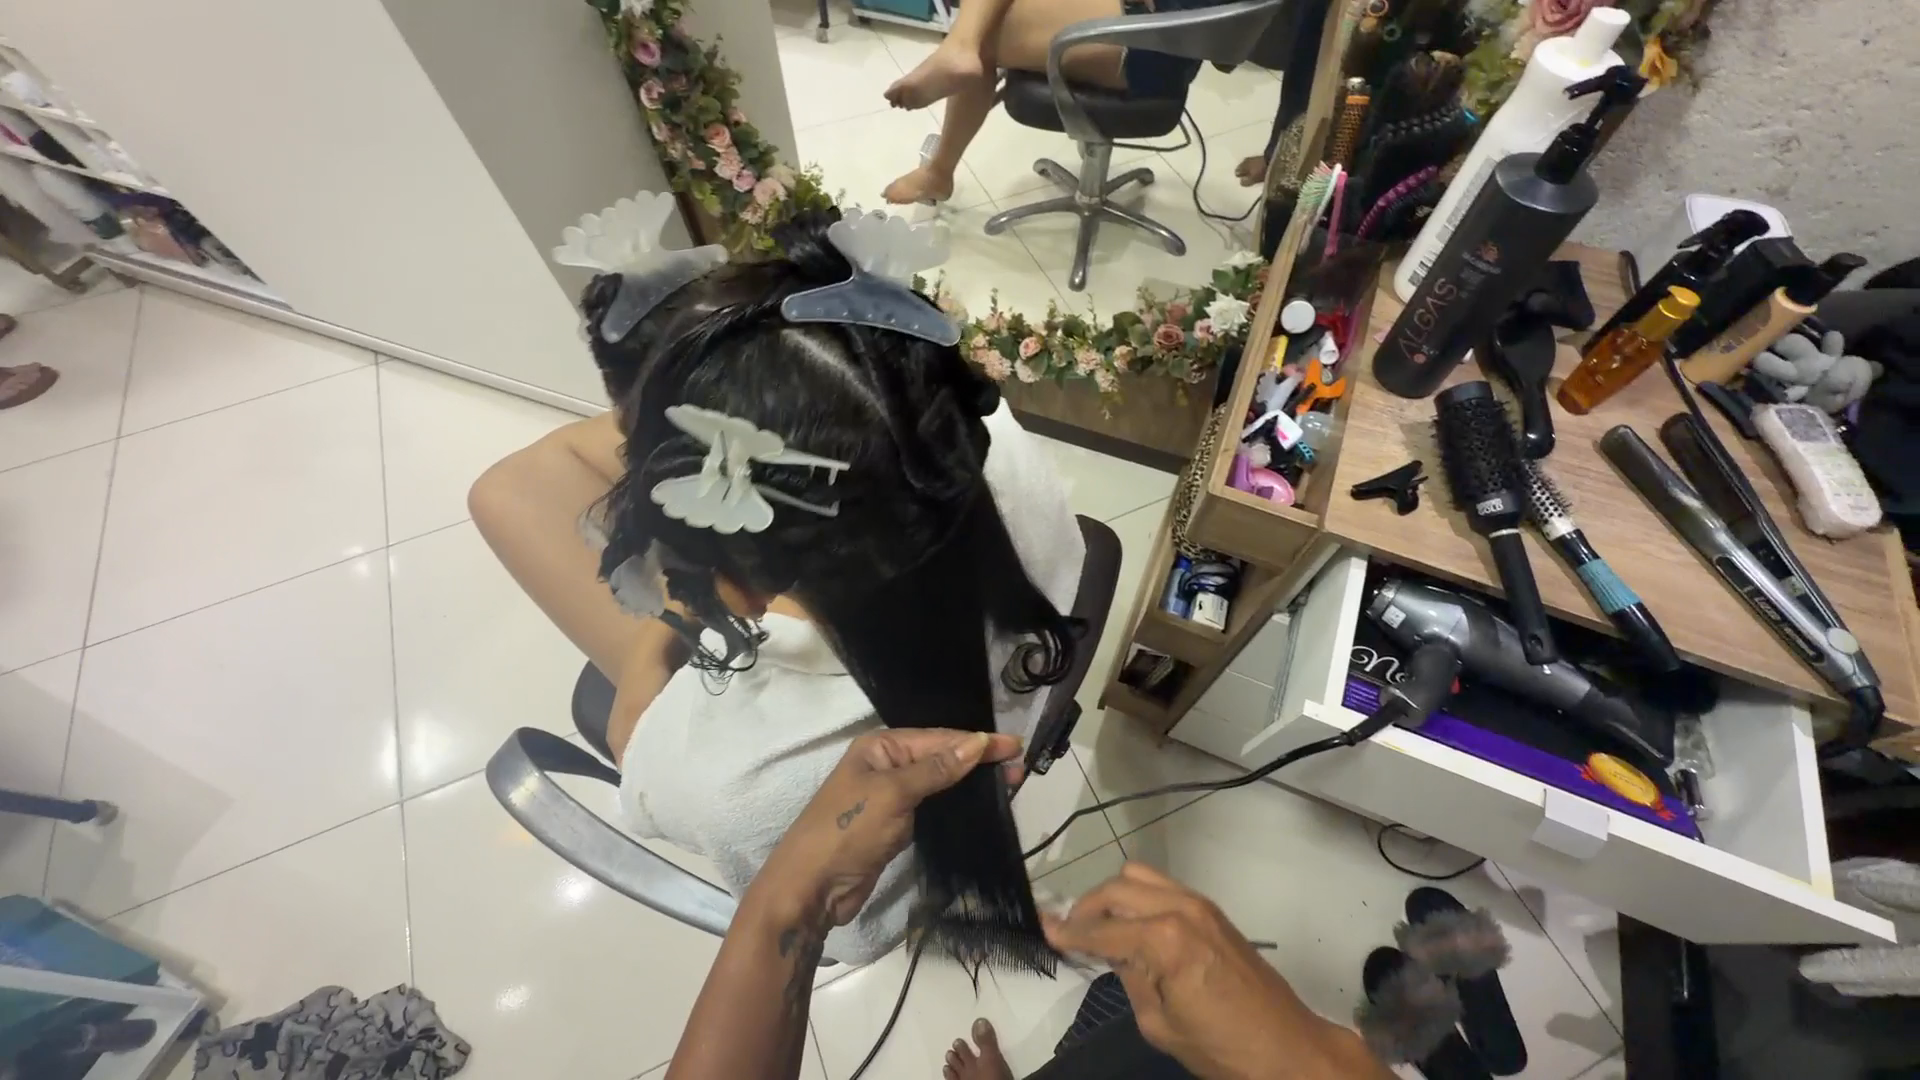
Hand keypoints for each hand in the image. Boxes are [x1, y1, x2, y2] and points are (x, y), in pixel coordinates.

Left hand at [756, 729, 1023, 927]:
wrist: (810, 888)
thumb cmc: (848, 831)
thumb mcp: (893, 794)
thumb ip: (937, 769)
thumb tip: (977, 742)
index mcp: (881, 747)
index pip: (939, 738)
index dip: (976, 742)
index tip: (1013, 745)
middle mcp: (887, 765)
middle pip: (941, 756)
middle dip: (978, 760)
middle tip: (1019, 766)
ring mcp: (891, 796)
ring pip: (940, 782)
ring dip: (971, 782)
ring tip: (1010, 785)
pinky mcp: (896, 824)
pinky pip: (933, 806)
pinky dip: (957, 804)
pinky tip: (980, 806)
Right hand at [1044, 863, 1385, 1079]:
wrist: (1291, 1050)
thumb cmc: (1224, 1051)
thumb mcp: (1161, 1025)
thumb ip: (1130, 978)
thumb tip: (1112, 954)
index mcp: (1165, 941)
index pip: (1103, 931)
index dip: (1069, 931)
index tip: (1043, 927)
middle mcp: (1179, 908)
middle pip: (1116, 889)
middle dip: (1086, 907)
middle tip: (1069, 930)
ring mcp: (1198, 903)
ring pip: (1138, 875)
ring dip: (1113, 895)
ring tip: (1100, 924)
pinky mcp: (1210, 908)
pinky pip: (1162, 885)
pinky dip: (1138, 896)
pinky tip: (1133, 923)